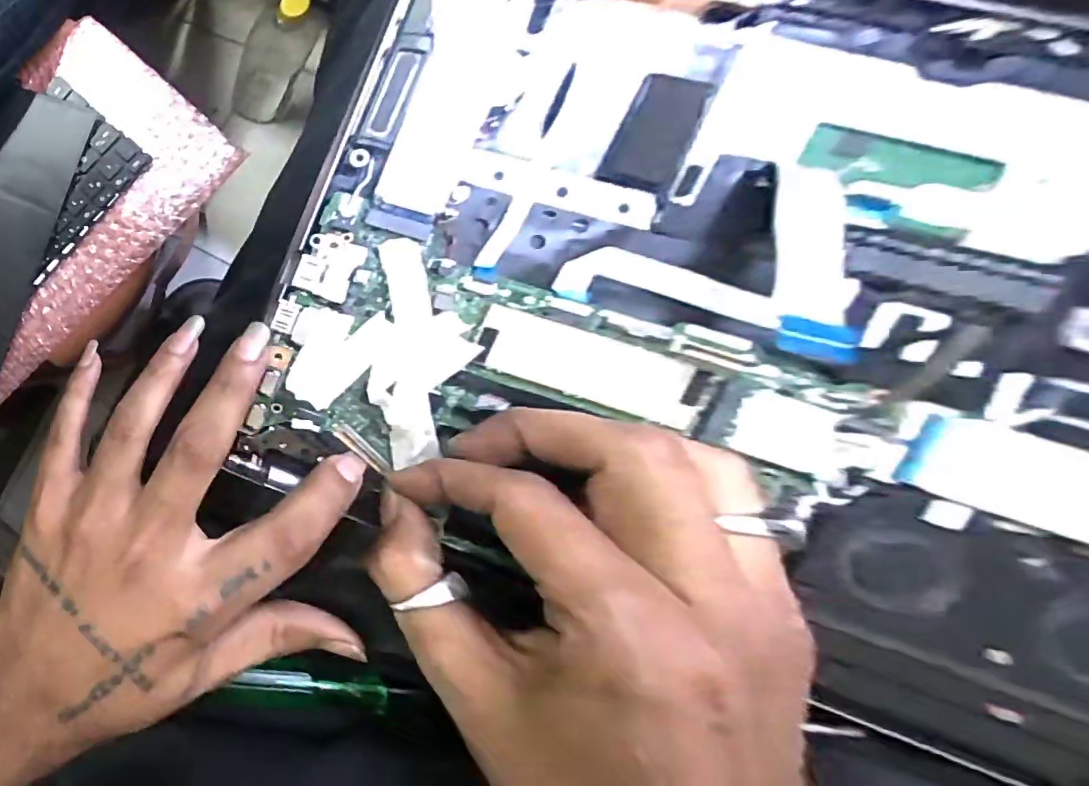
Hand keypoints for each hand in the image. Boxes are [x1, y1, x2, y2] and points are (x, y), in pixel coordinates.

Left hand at [0, 318, 369, 768]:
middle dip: (231, 389)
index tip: (350, 459)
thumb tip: (353, 636)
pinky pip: (66, 433)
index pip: (276, 543)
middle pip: (198, 453)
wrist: (25, 687)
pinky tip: (95, 350)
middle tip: (257, 339)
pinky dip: (80, 390)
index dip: (318, 502)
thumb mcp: (202, 674)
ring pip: (132, 428)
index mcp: (195, 593)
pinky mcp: (51, 499)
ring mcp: (94, 512)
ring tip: (192, 330)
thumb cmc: (122, 682)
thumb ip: (274, 636)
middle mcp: (148, 542)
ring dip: (163, 373)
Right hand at [367, 412, 813, 785]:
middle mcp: (714, 602)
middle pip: (629, 452)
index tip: (414, 481)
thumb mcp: (467, 688)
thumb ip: (412, 582)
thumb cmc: (568, 784)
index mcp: (629, 628)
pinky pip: (729, 500)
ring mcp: (764, 604)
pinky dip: (660, 473)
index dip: (454, 475)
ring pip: (697, 460)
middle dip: (536, 430)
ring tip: (544, 460)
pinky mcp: (780, 611)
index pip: (528, 500)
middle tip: (478, 451)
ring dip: (605, 441)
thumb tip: (400, 505)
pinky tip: (609, 496)